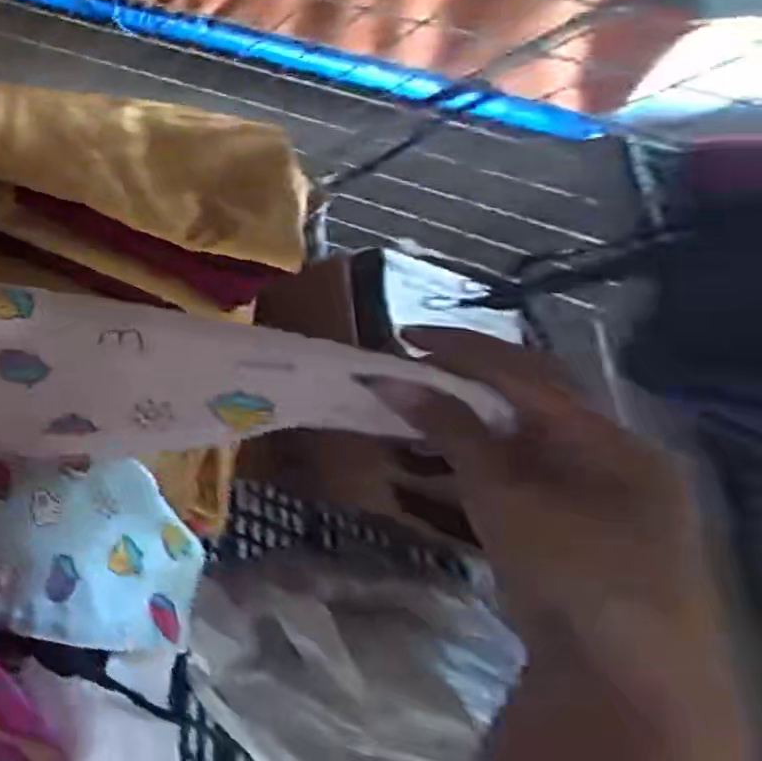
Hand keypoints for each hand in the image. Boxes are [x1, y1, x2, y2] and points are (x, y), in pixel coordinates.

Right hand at [357, 327, 722, 661]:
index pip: (525, 373)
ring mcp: (591, 500)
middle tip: (395, 377)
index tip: (400, 335)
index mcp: (609, 442)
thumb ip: (447, 429)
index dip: (461, 348)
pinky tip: (412, 484)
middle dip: (451, 389)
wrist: (624, 675)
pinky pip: (504, 484)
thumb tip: (386, 378)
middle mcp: (607, 462)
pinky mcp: (567, 531)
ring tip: (391, 435)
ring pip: (505, 447)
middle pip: (517, 406)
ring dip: (445, 436)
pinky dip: (457, 476)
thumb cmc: (572, 565)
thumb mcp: (501, 491)